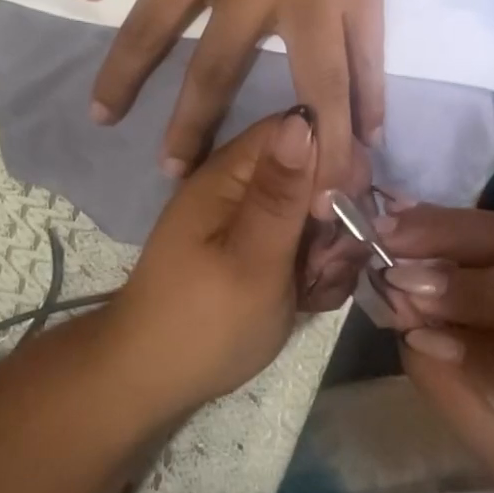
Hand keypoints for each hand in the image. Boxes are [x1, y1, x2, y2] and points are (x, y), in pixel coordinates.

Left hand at [78, 0, 400, 191]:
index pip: (147, 30)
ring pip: (307, 84)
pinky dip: (365, 104)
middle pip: (217, 72)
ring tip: (298, 196)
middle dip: (192, 129)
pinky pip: (365, 61)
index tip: (102, 118)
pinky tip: (362, 145)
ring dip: (302, 145)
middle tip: (173, 173)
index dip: (121, 79)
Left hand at [99, 109, 328, 414]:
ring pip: (320, 218)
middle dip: (335, 221)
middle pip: (318, 176)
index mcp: (230, 173)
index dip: (333, 159)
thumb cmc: (202, 320)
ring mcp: (251, 222)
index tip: (339, 210)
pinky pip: (308, 249)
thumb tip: (305, 115)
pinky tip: (305, 301)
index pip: (299, 128)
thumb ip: (284, 193)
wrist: (154, 377)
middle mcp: (242, 188)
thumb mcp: (252, 257)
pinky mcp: (260, 253)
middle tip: (319, 265)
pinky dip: (316, 275)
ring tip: (308, 290)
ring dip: (330, 255)